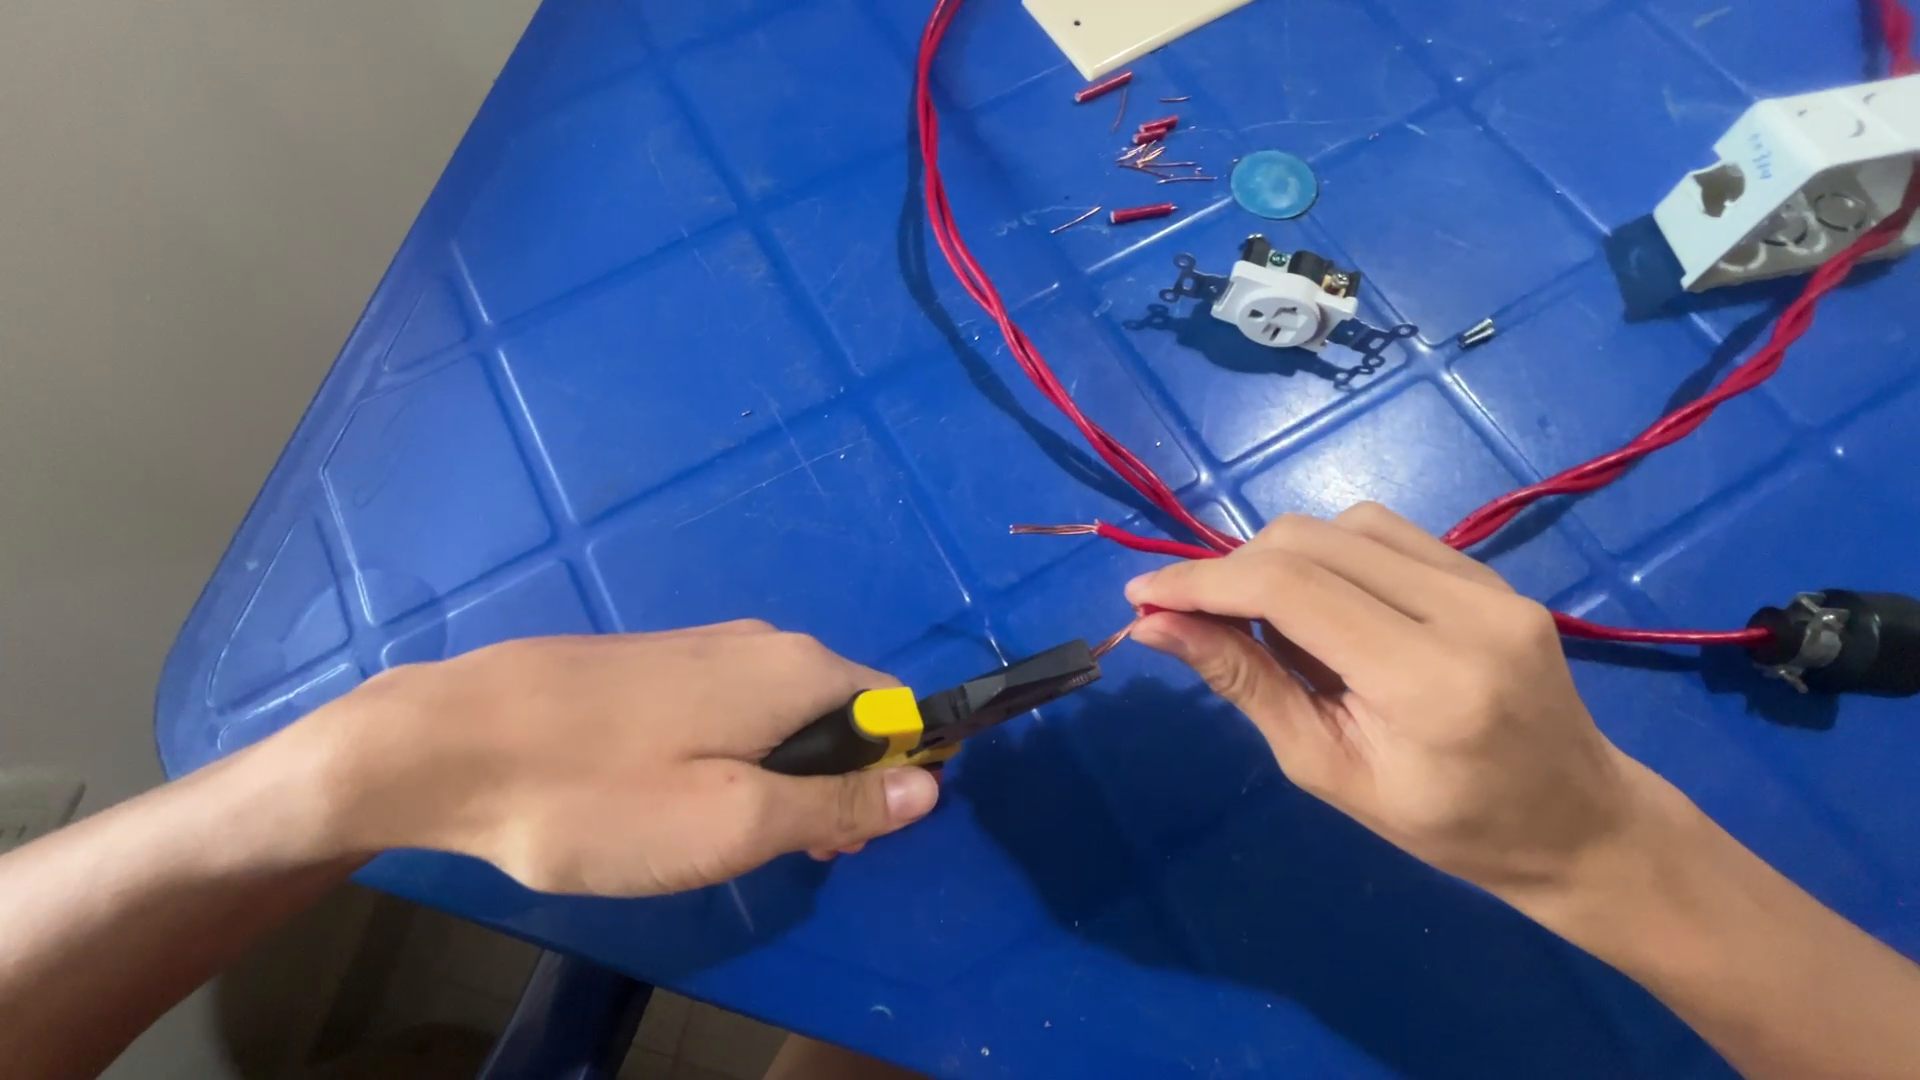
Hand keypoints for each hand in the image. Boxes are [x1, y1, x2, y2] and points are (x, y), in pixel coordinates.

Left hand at [300, 622, 940, 896]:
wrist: (451, 741)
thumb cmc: (603, 793)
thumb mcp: (737, 821)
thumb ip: (840, 803)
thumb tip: (928, 784)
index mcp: (802, 670)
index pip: (897, 709)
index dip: (896, 772)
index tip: (854, 834)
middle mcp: (771, 644)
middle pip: (846, 713)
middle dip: (838, 783)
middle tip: (786, 849)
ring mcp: (714, 647)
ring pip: (789, 715)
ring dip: (787, 776)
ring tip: (725, 834)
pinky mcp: (669, 662)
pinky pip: (740, 709)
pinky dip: (741, 755)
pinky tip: (682, 795)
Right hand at [1125, 503, 1652, 901]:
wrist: (1578, 822)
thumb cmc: (1444, 823)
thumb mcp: (1324, 767)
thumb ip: (1241, 682)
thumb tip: (1154, 626)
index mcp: (1425, 679)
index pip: (1287, 588)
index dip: (1199, 582)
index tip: (1140, 596)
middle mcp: (1464, 609)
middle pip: (1305, 541)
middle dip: (1229, 572)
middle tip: (1199, 622)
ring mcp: (1486, 581)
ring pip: (1336, 524)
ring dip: (1276, 562)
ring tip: (1274, 626)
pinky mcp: (1487, 570)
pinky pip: (1377, 531)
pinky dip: (1324, 556)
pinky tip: (1325, 605)